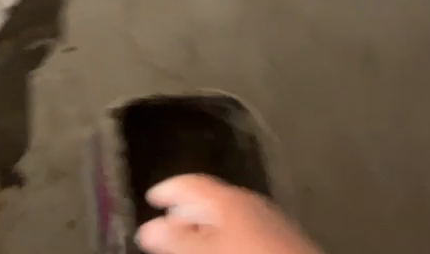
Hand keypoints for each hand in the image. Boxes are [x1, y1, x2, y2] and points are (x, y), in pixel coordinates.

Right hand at [134, 175, 320, 253]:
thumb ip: (176, 239)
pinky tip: (224, 248)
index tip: (153, 197)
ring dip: (207, 225)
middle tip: (168, 222)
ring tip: (193, 242)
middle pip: (210, 199)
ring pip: (228, 216)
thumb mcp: (206, 250)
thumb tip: (146, 228)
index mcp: (228, 198)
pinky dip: (226, 235)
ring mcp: (268, 220)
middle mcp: (248, 201)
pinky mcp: (283, 240)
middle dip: (187, 210)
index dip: (169, 189)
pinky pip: (244, 230)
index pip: (191, 183)